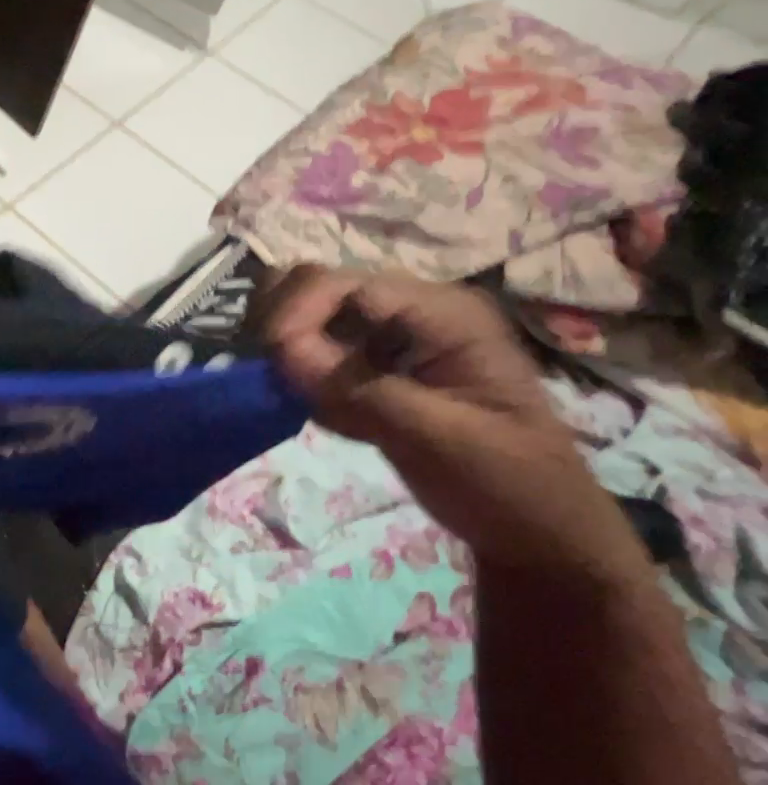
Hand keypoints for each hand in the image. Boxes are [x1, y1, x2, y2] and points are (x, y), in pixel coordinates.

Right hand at [257, 265, 651, 585]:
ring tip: (303, 399)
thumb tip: (281, 351)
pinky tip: (329, 414)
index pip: (343, 284)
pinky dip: (299, 376)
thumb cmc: (510, 484)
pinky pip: (310, 349)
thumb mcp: (443, 439)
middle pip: (315, 284)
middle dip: (282, 324)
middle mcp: (412, 308)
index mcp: (444, 312)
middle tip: (279, 378)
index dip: (296, 312)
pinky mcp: (372, 362)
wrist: (540, 533)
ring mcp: (390, 334)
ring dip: (287, 351)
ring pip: (303, 311)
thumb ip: (362, 391)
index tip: (274, 363)